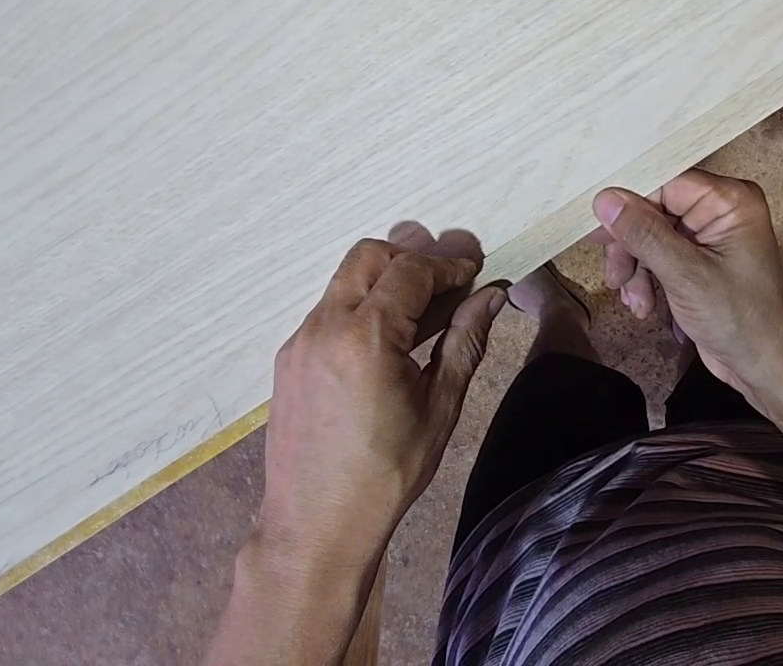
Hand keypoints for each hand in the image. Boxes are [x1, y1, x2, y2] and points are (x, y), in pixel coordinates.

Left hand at [255, 226, 506, 570]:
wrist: (313, 529)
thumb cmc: (387, 473)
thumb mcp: (440, 407)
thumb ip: (466, 341)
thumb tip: (493, 294)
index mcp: (366, 337)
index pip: (410, 269)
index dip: (448, 263)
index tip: (474, 270)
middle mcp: (325, 326)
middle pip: (369, 255)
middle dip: (411, 256)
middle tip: (446, 282)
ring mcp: (300, 340)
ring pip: (346, 279)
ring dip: (385, 278)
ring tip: (422, 309)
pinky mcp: (288, 357)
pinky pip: (330, 308)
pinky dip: (363, 304)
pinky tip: (388, 338)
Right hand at [590, 169, 782, 401]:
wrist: (766, 367)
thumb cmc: (740, 319)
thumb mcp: (685, 274)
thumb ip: (643, 234)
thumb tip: (604, 200)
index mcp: (730, 200)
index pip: (665, 184)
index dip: (630, 206)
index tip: (601, 231)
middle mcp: (720, 210)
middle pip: (654, 210)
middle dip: (631, 246)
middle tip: (614, 276)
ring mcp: (709, 236)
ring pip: (651, 234)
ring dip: (636, 267)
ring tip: (633, 300)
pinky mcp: (699, 259)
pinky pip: (659, 254)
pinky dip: (646, 278)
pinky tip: (644, 305)